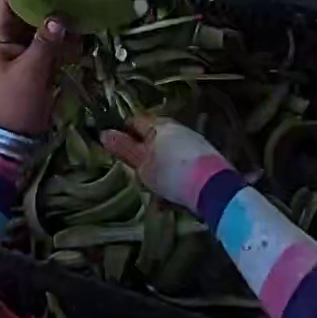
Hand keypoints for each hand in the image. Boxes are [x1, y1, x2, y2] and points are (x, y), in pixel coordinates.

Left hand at [0, 0, 75, 136]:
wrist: (10, 145)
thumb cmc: (13, 107)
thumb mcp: (30, 74)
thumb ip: (45, 43)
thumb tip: (59, 15)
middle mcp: (11, 39)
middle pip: (31, 8)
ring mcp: (26, 52)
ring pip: (46, 24)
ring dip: (66, 14)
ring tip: (88, 3)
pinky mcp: (40, 65)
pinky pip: (55, 43)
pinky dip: (69, 37)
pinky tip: (85, 32)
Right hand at [100, 115, 226, 208]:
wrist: (212, 187)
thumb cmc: (170, 173)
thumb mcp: (142, 164)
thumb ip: (124, 148)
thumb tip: (104, 133)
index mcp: (159, 125)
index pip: (135, 120)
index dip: (123, 132)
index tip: (117, 149)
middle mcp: (176, 128)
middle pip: (152, 137)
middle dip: (143, 154)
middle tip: (137, 174)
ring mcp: (192, 141)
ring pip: (167, 152)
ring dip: (159, 169)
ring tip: (156, 192)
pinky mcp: (204, 157)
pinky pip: (181, 164)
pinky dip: (174, 177)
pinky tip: (172, 196)